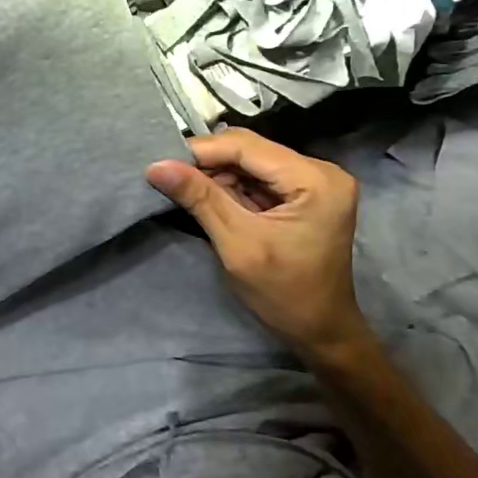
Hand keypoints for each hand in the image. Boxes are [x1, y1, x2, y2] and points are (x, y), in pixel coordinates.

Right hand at [146, 128, 369, 357]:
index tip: (161, 161)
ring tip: (185, 189)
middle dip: (209, 162)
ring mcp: (315, 180)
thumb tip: (156, 165)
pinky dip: (233, 186)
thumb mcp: (237, 244)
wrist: (320, 330)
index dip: (202, 151)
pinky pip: (261, 177)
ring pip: (252, 162)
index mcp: (315, 180)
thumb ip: (199, 198)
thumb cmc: (283, 294)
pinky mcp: (306, 193)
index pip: (247, 147)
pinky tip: (210, 196)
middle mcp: (322, 170)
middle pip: (251, 150)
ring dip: (218, 174)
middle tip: (170, 177)